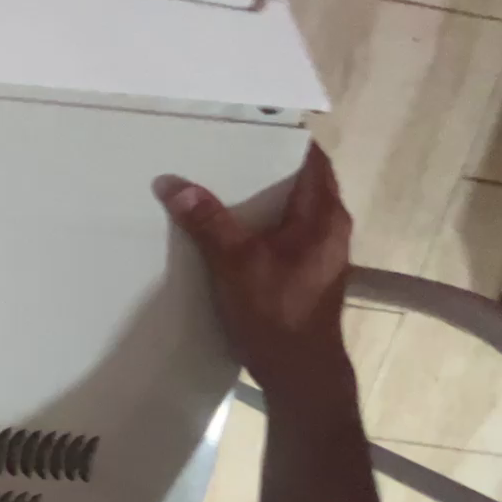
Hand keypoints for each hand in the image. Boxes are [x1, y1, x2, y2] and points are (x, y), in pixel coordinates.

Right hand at [154, 144, 353, 394]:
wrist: (299, 372)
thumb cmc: (276, 313)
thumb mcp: (236, 264)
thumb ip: (208, 222)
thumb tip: (173, 182)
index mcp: (322, 216)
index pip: (310, 160)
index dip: (281, 140)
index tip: (244, 130)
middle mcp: (327, 229)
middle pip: (297, 184)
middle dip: (259, 171)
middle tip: (217, 160)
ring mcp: (316, 254)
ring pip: (286, 213)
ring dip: (255, 203)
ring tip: (214, 194)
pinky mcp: (301, 275)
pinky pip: (278, 237)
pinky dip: (254, 229)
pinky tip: (224, 238)